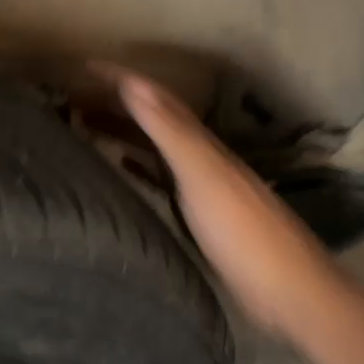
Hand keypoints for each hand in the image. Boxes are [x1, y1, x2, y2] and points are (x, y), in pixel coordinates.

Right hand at [98, 64, 343, 334]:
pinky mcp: (200, 213)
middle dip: (114, 102)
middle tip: (70, 96)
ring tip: (83, 124)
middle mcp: (202, 157)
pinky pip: (159, 174)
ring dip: (121, 129)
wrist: (293, 297)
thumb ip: (169, 130)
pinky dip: (136, 162)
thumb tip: (133, 84)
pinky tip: (121, 165)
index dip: (121, 79)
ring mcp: (202, 185)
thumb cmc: (244, 234)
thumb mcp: (202, 176)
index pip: (156, 98)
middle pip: (153, 118)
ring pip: (154, 144)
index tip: (82, 66)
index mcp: (202, 145)